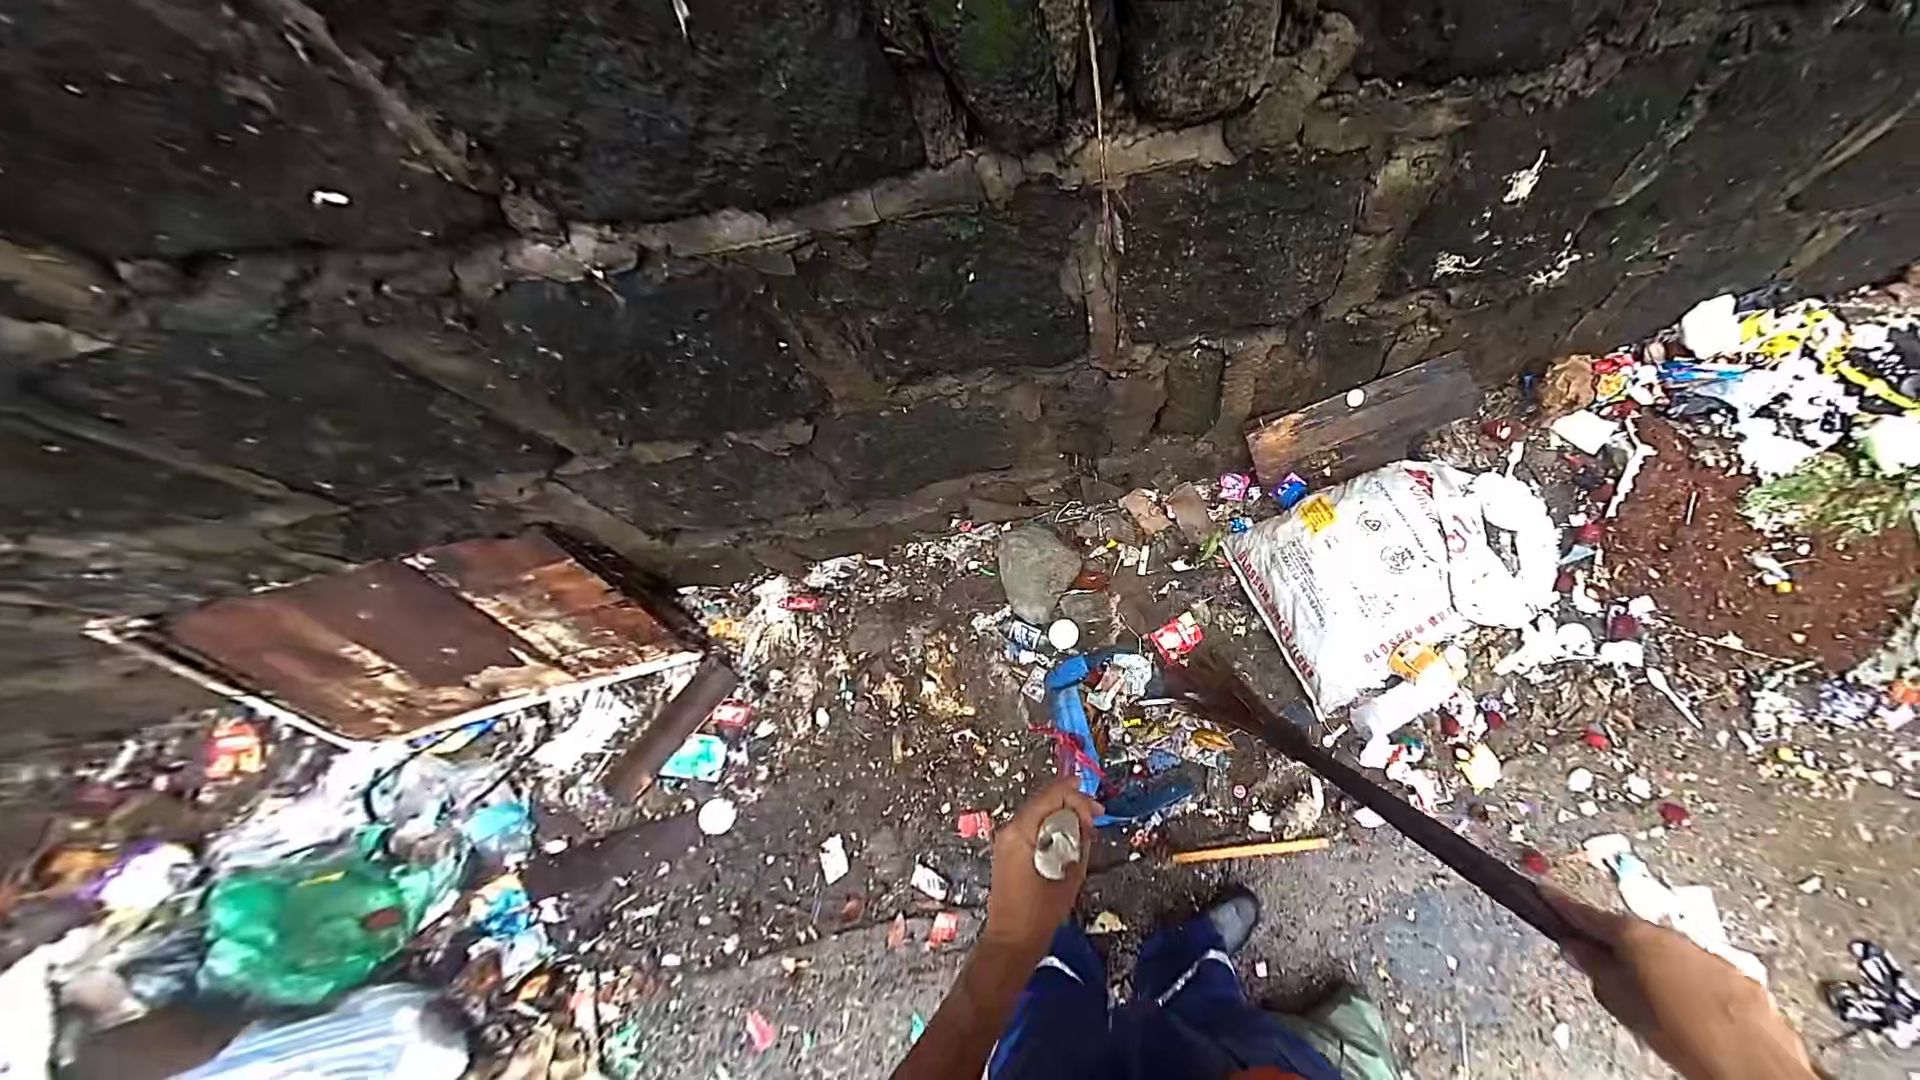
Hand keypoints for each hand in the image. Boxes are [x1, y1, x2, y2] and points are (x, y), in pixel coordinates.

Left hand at [981, 776, 1101, 962]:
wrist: (1011, 942)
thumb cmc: (1039, 915)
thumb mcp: (1069, 876)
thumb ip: (1078, 842)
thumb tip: (1085, 820)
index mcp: (1021, 830)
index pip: (1051, 795)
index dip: (1077, 797)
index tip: (1097, 811)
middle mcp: (1010, 828)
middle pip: (1044, 800)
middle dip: (1072, 803)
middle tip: (1096, 814)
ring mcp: (1007, 838)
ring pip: (1040, 812)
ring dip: (1063, 815)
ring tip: (1087, 825)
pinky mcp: (1009, 849)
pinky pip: (1034, 827)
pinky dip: (1052, 827)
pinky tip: (1069, 837)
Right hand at [1545, 888, 1817, 1079]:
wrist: (1757, 1071)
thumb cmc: (1683, 1037)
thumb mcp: (1620, 1003)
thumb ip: (1595, 969)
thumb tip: (1577, 950)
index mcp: (1636, 935)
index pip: (1586, 914)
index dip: (1561, 904)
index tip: (1545, 894)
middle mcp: (1673, 937)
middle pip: (1630, 932)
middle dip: (1613, 942)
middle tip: (1595, 956)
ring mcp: (1713, 959)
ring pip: (1669, 951)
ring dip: (1652, 962)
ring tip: (1645, 989)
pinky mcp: (1744, 983)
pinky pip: (1702, 971)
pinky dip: (1687, 979)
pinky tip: (1687, 1004)